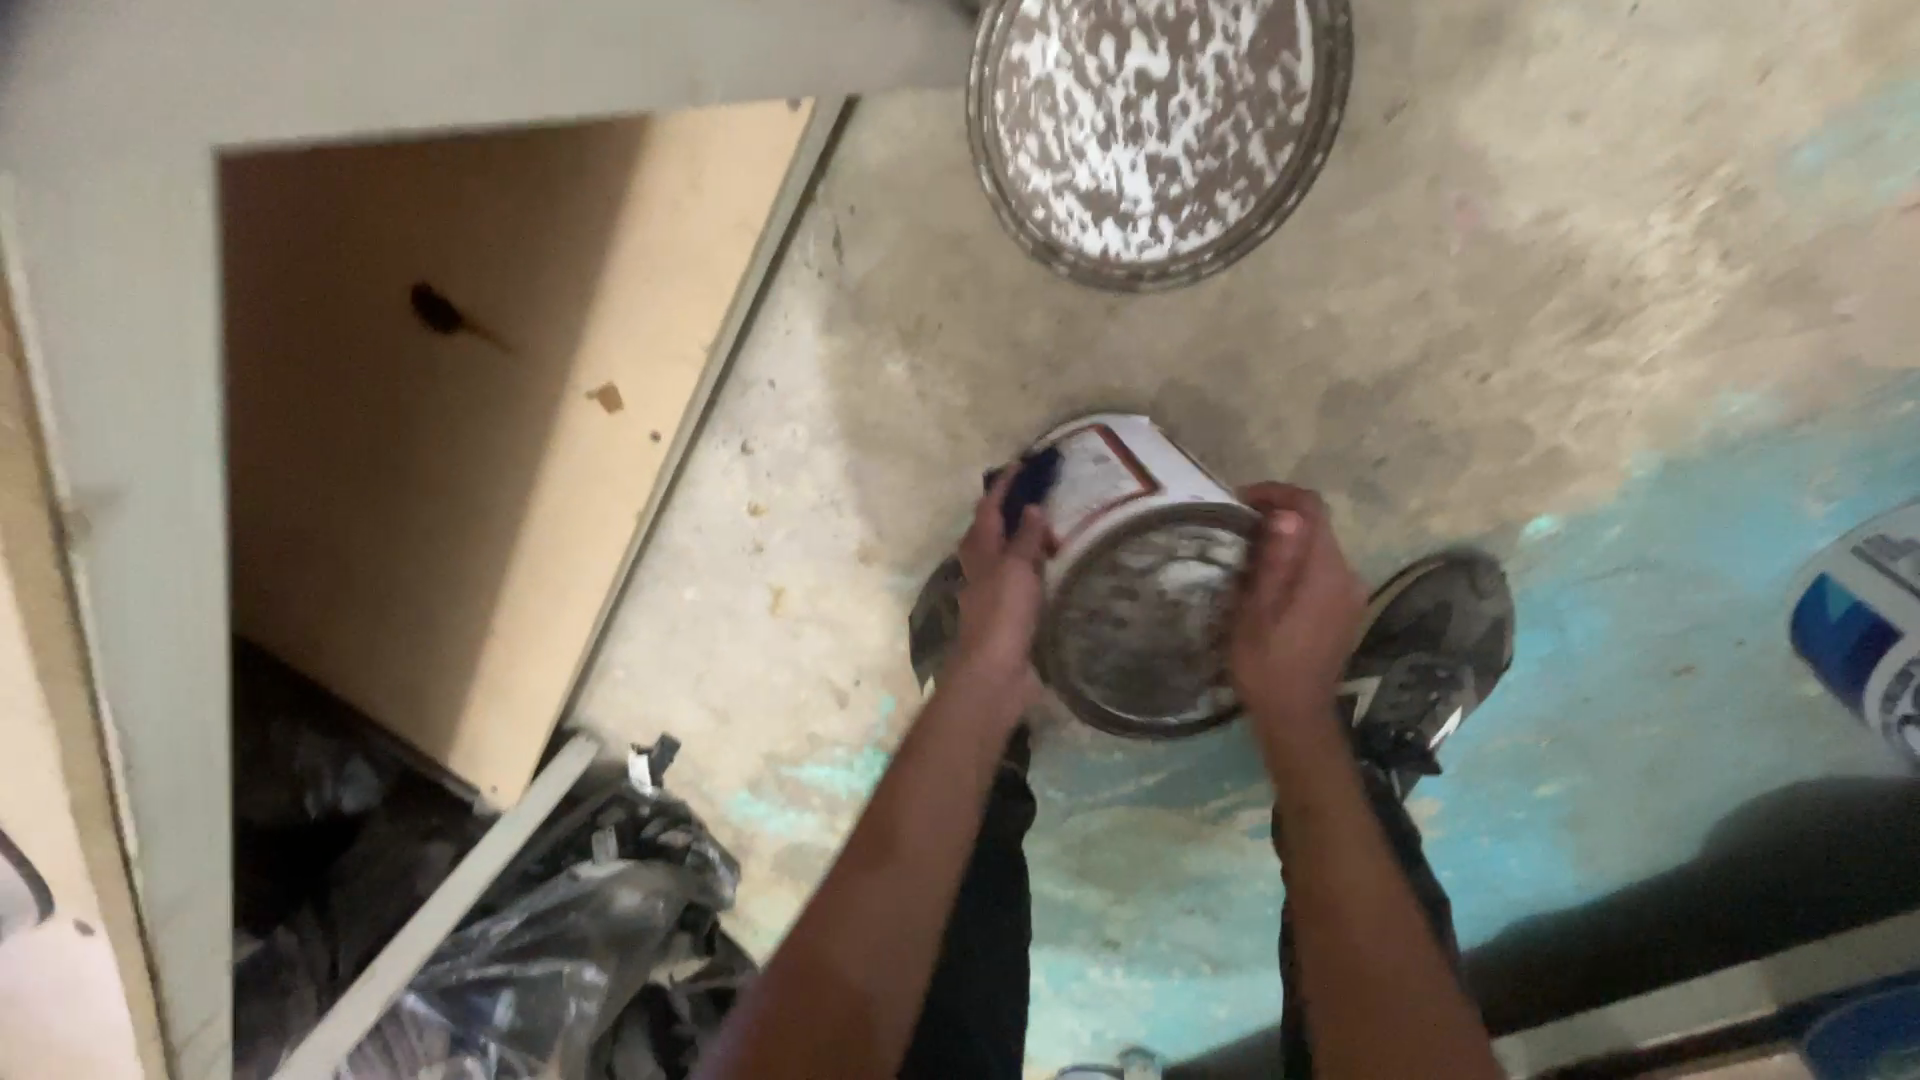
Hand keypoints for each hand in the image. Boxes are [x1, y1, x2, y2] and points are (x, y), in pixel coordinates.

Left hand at [949, 466, 1054, 717]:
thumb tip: (1031, 508)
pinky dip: (1038, 570)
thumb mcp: (1016, 568)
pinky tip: (1056, 573)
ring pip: (1010, 557)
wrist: (995, 673)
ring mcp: (994, 592)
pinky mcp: (1010, 615)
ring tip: (1058, 532)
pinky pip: (1025, 583)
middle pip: (996, 531)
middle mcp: (982, 567)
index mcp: (979, 550)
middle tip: (1046, 499)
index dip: (1005, 485)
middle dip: (1016, 512)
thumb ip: (1024, 538)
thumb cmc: (1002, 614)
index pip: (989, 507)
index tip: (1023, 464)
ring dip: (1029, 542)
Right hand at [1229, 483, 1366, 731]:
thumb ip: (1274, 561)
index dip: (1277, 493)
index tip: (1240, 500)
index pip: (1311, 508)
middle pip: (1315, 525)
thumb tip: (1284, 516)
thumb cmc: (1266, 664)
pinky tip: (1267, 579)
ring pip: (1317, 548)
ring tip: (1243, 551)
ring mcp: (1350, 594)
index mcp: (1325, 572)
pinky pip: (1320, 569)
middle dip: (1276, 515)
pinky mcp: (1344, 609)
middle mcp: (1347, 575)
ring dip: (1284, 540)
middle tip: (1233, 526)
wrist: (1295, 715)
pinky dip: (1295, 561)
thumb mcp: (1257, 611)